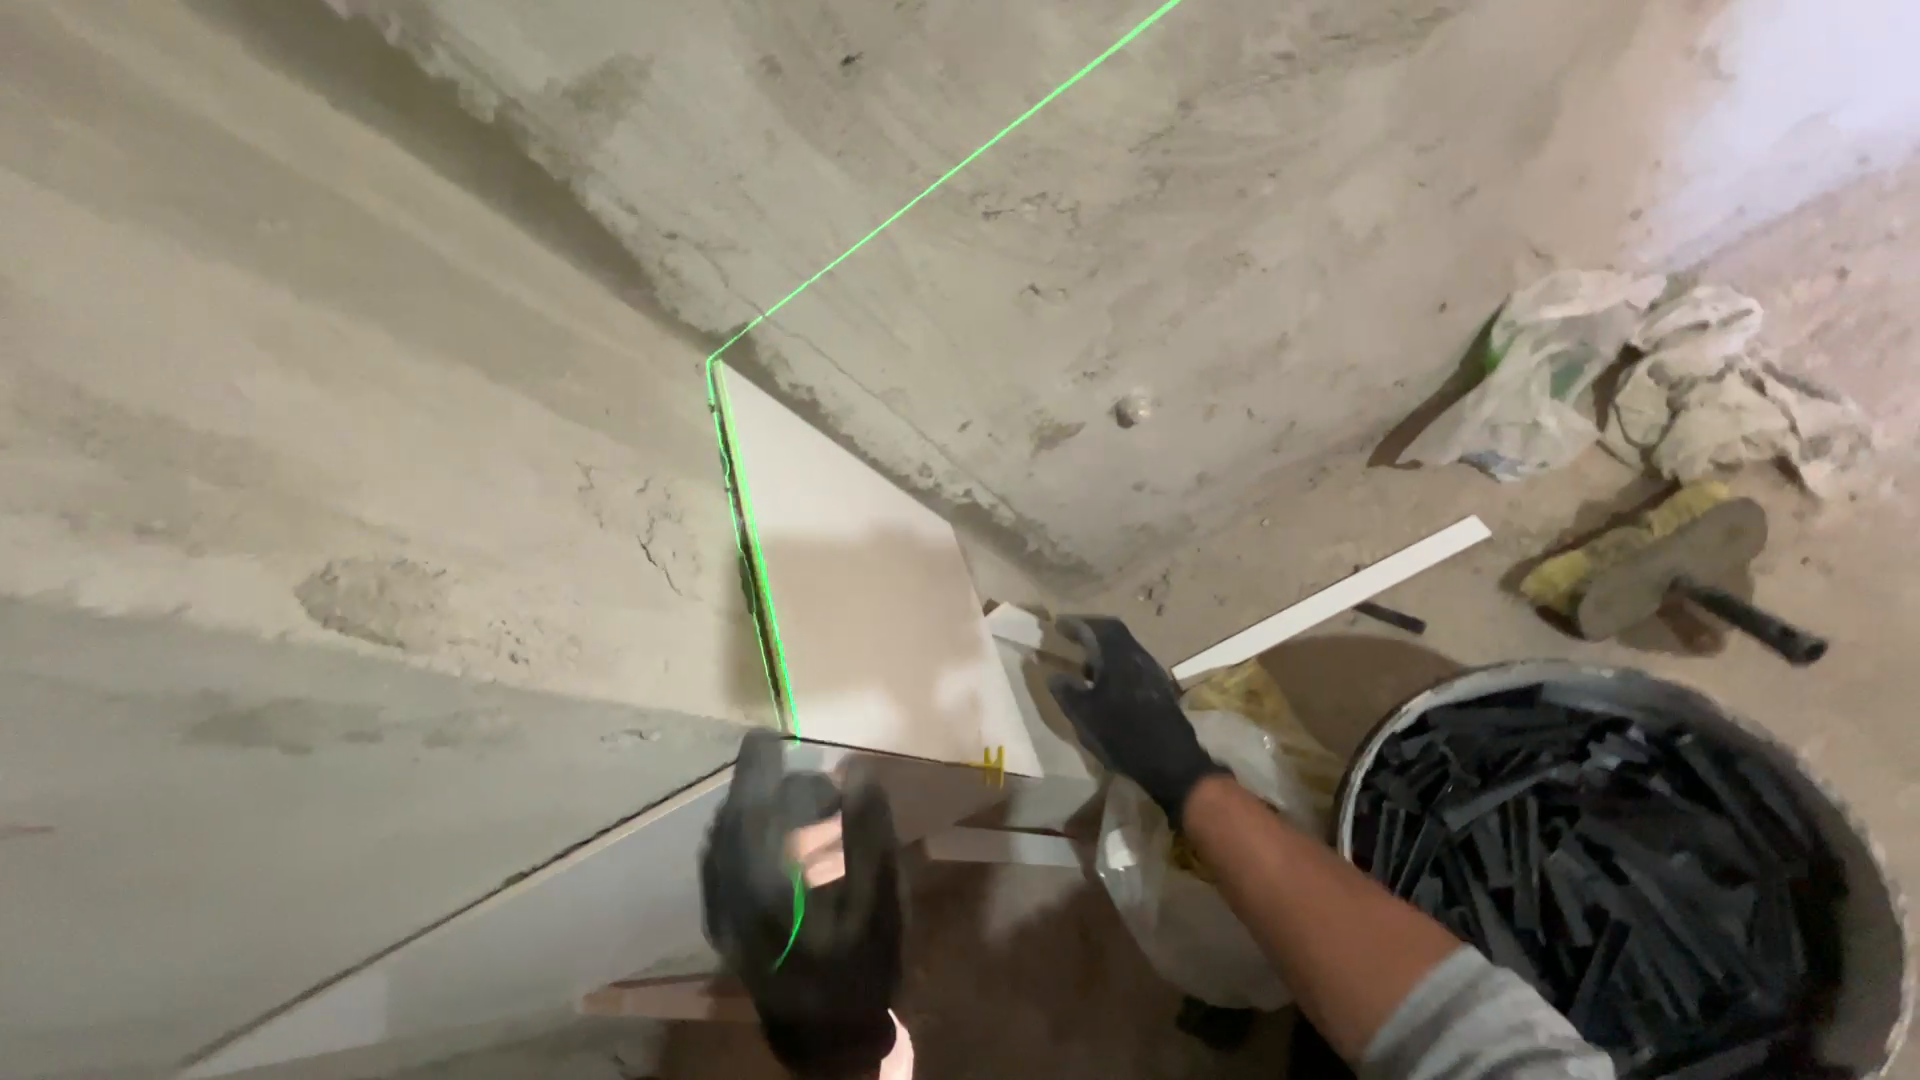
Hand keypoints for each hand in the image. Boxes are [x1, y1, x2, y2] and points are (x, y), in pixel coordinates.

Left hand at [701, 732, 901, 1077]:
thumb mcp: (881, 899)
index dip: (759, 763)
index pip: (755, 803)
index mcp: (774, 879)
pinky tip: (760, 828)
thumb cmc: (862, 964)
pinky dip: (736, 831)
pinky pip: (717, 858)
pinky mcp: (717, 919)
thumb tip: (857, 772)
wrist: (826, 1032)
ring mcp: (719, 907)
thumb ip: (869, 832)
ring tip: (785, 797)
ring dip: (750, 804)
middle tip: (808, 779)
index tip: (770, 735)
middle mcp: (733, 889)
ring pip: (724, 833)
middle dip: (768, 783)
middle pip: (741, 812)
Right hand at [1046, 616, 1227, 826]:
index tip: (1058, 624)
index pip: (1097, 628)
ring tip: (1084, 663)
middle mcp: (1138, 657)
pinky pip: (1132, 663)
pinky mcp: (1159, 688)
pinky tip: (1105, 684)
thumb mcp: (1085, 717)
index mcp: (1118, 658)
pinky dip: (1114, 663)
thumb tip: (1054, 675)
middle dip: (1091, 630)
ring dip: (1103, 648)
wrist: (1171, 762)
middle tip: (1072, 635)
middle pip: (1114, 632)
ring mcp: (1152, 672)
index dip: (1077, 623)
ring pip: (1125, 648)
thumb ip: (1067, 693)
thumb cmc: (1122, 736)